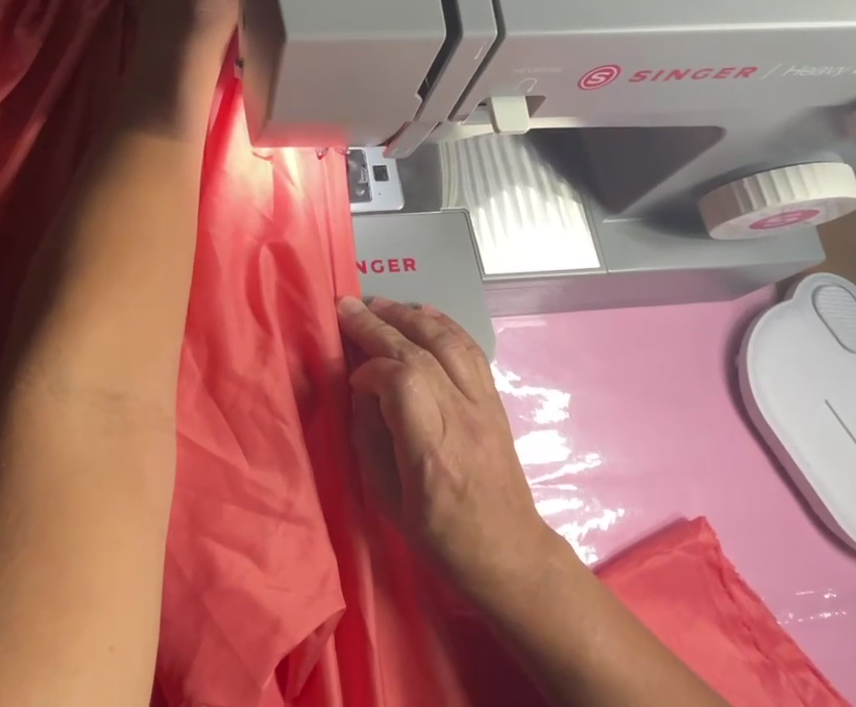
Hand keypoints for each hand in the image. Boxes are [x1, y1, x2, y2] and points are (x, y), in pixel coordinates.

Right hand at [338, 296, 571, 603]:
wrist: (508, 551)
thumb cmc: (439, 534)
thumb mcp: (387, 497)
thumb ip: (370, 436)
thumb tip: (362, 390)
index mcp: (432, 450)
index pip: (402, 380)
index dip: (371, 368)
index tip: (352, 378)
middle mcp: (463, 418)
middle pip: (421, 352)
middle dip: (380, 324)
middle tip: (348, 306)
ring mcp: (484, 405)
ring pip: (450, 341)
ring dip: (411, 315)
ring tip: (380, 304)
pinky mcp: (495, 400)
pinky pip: (470, 349)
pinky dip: (443, 324)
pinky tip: (422, 314)